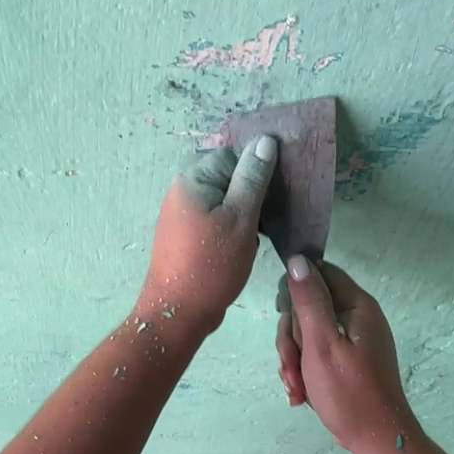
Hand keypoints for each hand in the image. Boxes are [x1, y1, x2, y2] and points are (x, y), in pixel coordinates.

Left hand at [139, 137, 275, 331]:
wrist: (178, 313)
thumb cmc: (212, 265)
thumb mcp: (241, 218)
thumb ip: (254, 177)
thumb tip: (265, 140)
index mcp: (193, 178)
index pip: (235, 157)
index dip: (257, 174)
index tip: (274, 197)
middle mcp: (183, 189)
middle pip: (229, 178)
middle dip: (251, 197)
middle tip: (267, 221)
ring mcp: (181, 212)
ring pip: (225, 201)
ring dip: (244, 216)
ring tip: (255, 237)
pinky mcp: (185, 233)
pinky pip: (216, 219)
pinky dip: (232, 229)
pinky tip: (242, 248)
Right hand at [276, 256, 415, 451]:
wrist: (375, 441)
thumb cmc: (349, 393)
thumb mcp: (321, 344)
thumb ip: (309, 301)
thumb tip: (298, 260)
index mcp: (357, 305)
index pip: (320, 272)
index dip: (295, 290)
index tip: (283, 316)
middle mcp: (357, 316)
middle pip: (309, 307)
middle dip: (292, 339)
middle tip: (290, 367)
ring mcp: (353, 339)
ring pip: (307, 333)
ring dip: (294, 360)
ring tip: (295, 388)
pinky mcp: (347, 360)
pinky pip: (316, 353)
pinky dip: (304, 371)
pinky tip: (300, 394)